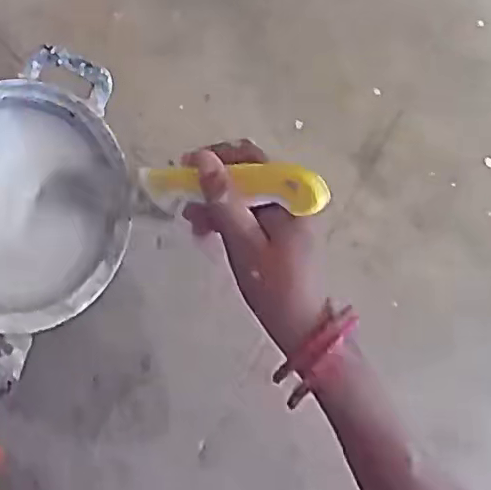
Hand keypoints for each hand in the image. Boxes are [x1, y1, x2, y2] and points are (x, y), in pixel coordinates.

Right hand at [183, 141, 327, 356]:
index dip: (216, 156)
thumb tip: (203, 158)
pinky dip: (225, 215)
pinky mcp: (279, 229)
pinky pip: (247, 210)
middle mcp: (291, 196)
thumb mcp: (243, 242)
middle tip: (185, 195)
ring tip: (192, 219)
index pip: (251, 157)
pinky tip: (207, 229)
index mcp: (291, 194)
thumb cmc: (276, 288)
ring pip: (243, 191)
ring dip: (216, 200)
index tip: (187, 167)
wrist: (305, 333)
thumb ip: (224, 199)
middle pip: (246, 172)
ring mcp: (286, 212)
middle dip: (213, 182)